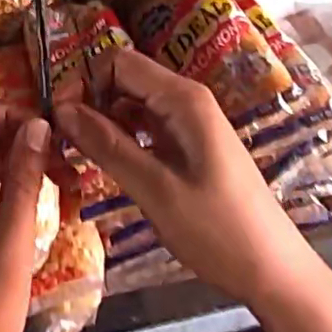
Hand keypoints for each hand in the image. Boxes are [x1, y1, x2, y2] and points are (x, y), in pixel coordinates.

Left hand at [0, 100, 50, 331]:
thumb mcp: (10, 245)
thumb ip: (25, 179)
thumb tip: (40, 124)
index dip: (8, 112)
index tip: (47, 132)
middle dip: (21, 133)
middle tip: (64, 155)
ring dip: (24, 157)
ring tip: (65, 175)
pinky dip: (17, 179)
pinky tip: (48, 191)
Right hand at [53, 50, 320, 307]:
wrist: (272, 269)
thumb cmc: (217, 230)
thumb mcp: (155, 190)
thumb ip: (108, 146)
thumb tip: (62, 109)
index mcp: (183, 99)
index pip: (120, 62)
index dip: (85, 82)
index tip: (58, 119)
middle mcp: (187, 99)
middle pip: (126, 79)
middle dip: (92, 102)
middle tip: (63, 142)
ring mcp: (190, 122)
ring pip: (134, 104)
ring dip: (105, 122)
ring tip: (78, 156)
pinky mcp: (190, 144)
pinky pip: (148, 126)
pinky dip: (125, 138)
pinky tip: (110, 164)